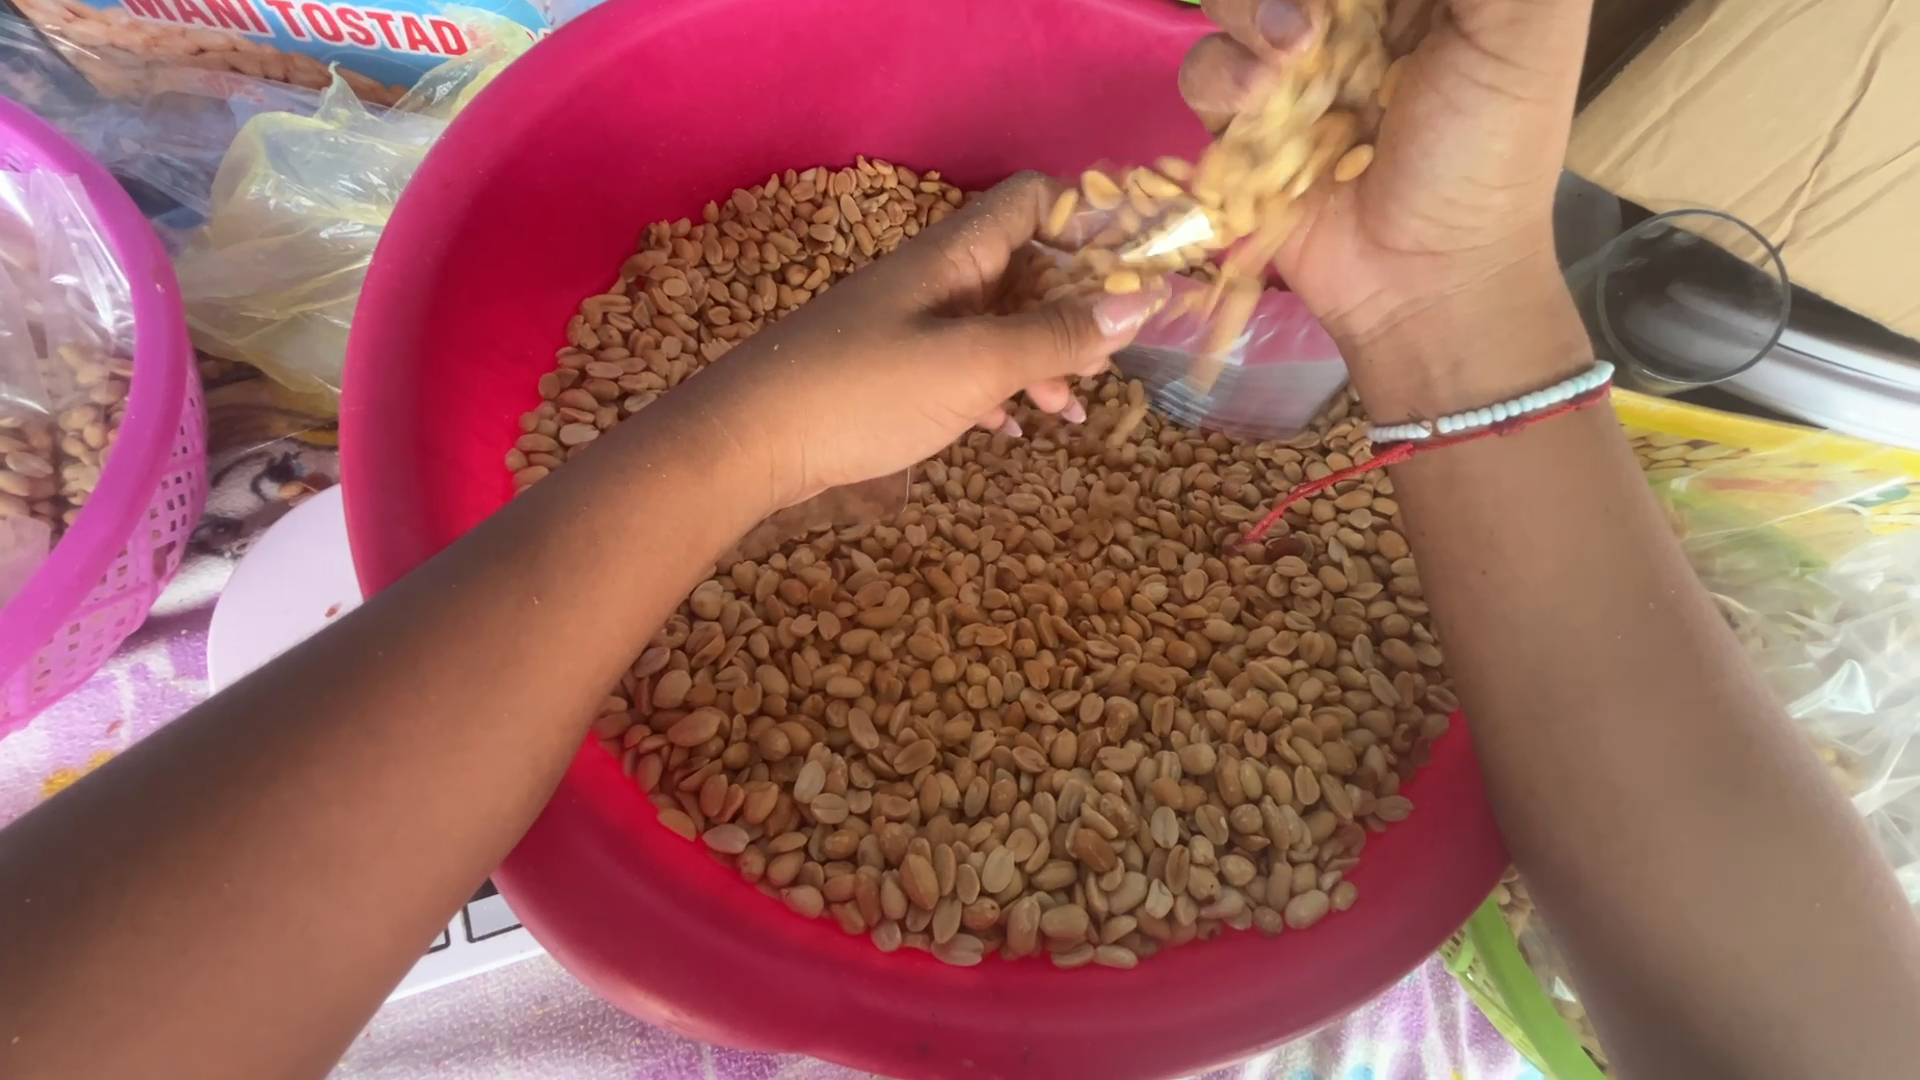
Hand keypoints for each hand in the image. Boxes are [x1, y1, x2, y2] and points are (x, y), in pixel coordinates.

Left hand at [662, 173, 1158, 510]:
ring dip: (1038, 360)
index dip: (1088, 225)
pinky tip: (1013, 428)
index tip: (1132, 274)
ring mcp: (912, 326)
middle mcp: (936, 280)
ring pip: (995, 326)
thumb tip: (1138, 302)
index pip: (1033, 202)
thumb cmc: (865, 392)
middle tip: (1107, 364)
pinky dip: (994, 391)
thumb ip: (1053, 335)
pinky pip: (961, 368)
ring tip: (1072, 409)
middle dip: (1073, 311)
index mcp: (955, 255)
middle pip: (1023, 270)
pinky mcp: (893, 372)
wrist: (753, 441)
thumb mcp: (972, 365)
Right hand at [1180, 0, 1591, 349]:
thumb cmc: (1484, 155)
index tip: (1346, 4)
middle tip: (1310, 26)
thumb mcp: (1523, 24)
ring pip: (1230, 7)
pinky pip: (1203, 77)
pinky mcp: (1241, 133)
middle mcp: (1345, 22)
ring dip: (1248, 18)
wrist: (1421, 276)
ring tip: (1284, 64)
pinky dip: (1220, 80)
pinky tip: (1255, 103)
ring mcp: (1287, 76)